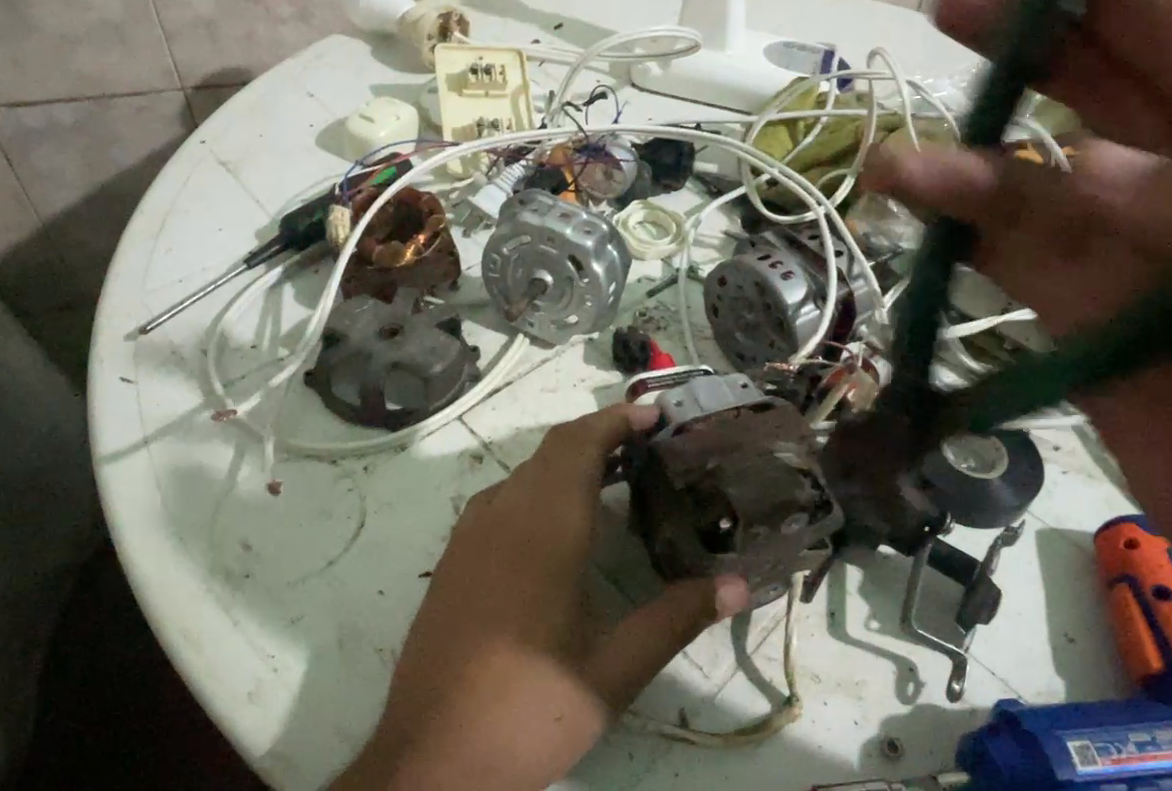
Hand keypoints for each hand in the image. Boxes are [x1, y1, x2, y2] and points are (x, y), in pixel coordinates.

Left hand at [331, 405, 748, 790]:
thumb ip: (676, 618)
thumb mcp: (615, 670)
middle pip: (552, 450)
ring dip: (567, 460)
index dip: (616, 420)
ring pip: (524, 472)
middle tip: (647, 444)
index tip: (655, 415)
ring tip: (614, 478)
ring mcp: (469, 536)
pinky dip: (539, 487)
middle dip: (599, 435)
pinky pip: (501, 498)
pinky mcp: (453, 560)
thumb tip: (740, 586)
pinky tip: (559, 526)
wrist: (431, 757)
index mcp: (544, 528)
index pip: (579, 445)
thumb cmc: (530, 708)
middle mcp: (503, 516)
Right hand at [935, 0, 1171, 297]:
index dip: (1127, 4)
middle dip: (1030, 55)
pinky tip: (914, 215)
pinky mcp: (1077, 315)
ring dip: (964, 171)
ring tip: (890, 165)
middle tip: (954, 6)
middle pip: (1103, 103)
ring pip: (1035, 190)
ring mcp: (1130, 257)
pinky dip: (961, 237)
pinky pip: (1011, 261)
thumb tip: (1081, 165)